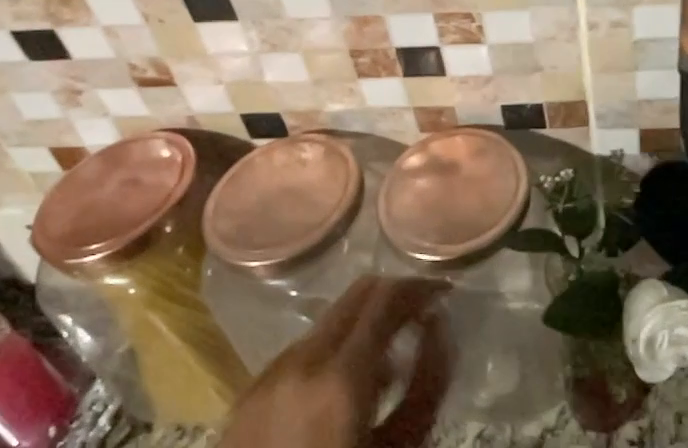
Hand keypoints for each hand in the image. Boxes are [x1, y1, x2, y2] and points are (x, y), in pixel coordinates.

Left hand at [223, 276, 452, 447]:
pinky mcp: (243, 398)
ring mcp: (266, 377)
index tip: (445, 295)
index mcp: (342, 376)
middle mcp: (301, 362)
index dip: (421, 287)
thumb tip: (440, 329)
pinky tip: (338, 401)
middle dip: (394, 299)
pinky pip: (297, 356)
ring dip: (360, 331)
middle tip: (422, 320)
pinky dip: (328, 357)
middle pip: (355, 296)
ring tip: (384, 375)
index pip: (387, 296)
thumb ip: (427, 386)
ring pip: (326, 324)